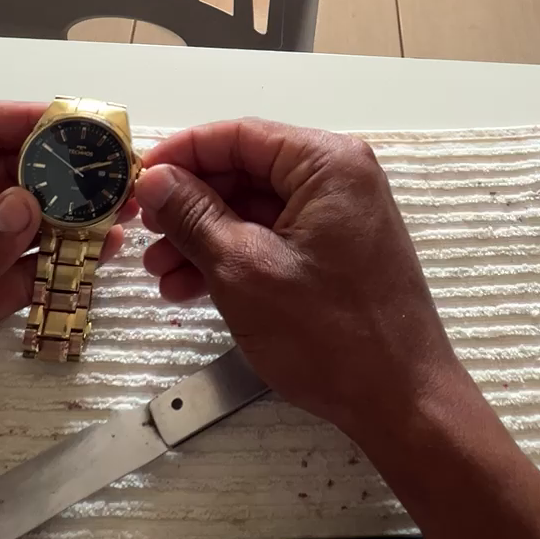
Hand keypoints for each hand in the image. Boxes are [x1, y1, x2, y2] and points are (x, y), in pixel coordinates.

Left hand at [0, 101, 130, 488]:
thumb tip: (32, 206)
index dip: (31, 121)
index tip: (84, 127)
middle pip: (17, 174)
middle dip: (68, 171)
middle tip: (120, 176)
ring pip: (30, 224)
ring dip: (74, 219)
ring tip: (122, 217)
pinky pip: (26, 276)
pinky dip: (62, 269)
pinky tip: (96, 262)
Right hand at [137, 119, 539, 538]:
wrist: (401, 403)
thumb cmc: (330, 335)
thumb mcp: (245, 270)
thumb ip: (193, 216)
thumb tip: (154, 179)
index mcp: (327, 162)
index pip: (240, 135)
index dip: (182, 153)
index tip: (137, 177)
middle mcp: (337, 177)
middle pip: (245, 170)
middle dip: (189, 204)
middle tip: (145, 233)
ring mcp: (337, 214)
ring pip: (253, 207)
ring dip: (204, 236)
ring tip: (161, 273)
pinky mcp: (334, 248)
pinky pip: (272, 235)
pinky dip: (232, 256)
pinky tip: (191, 287)